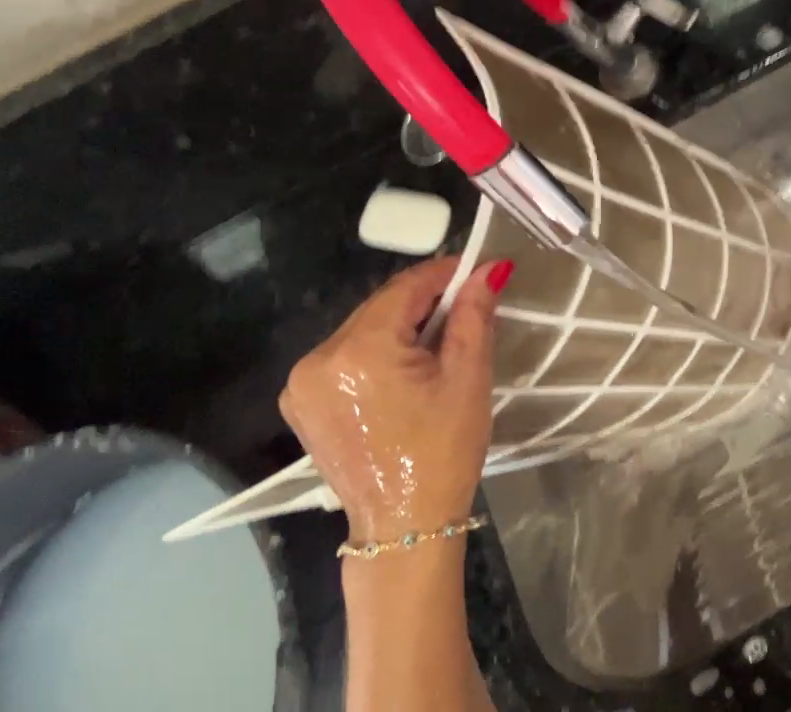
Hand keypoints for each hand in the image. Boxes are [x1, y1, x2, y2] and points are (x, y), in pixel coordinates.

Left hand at [279, 256, 511, 542]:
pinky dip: (379, 351)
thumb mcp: (468, 376)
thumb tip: (489, 270)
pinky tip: (408, 369)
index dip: (446, 273)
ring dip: (402, 326)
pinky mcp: (302, 403)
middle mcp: (317, 358)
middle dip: (426, 301)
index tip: (482, 270)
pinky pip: (346, 357)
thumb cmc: (445, 447)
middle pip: (380, 308)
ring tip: (443, 341)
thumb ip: (474, 315)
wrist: (405, 520)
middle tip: (471, 306)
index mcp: (358, 350)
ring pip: (362, 330)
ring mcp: (301, 383)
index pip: (405, 288)